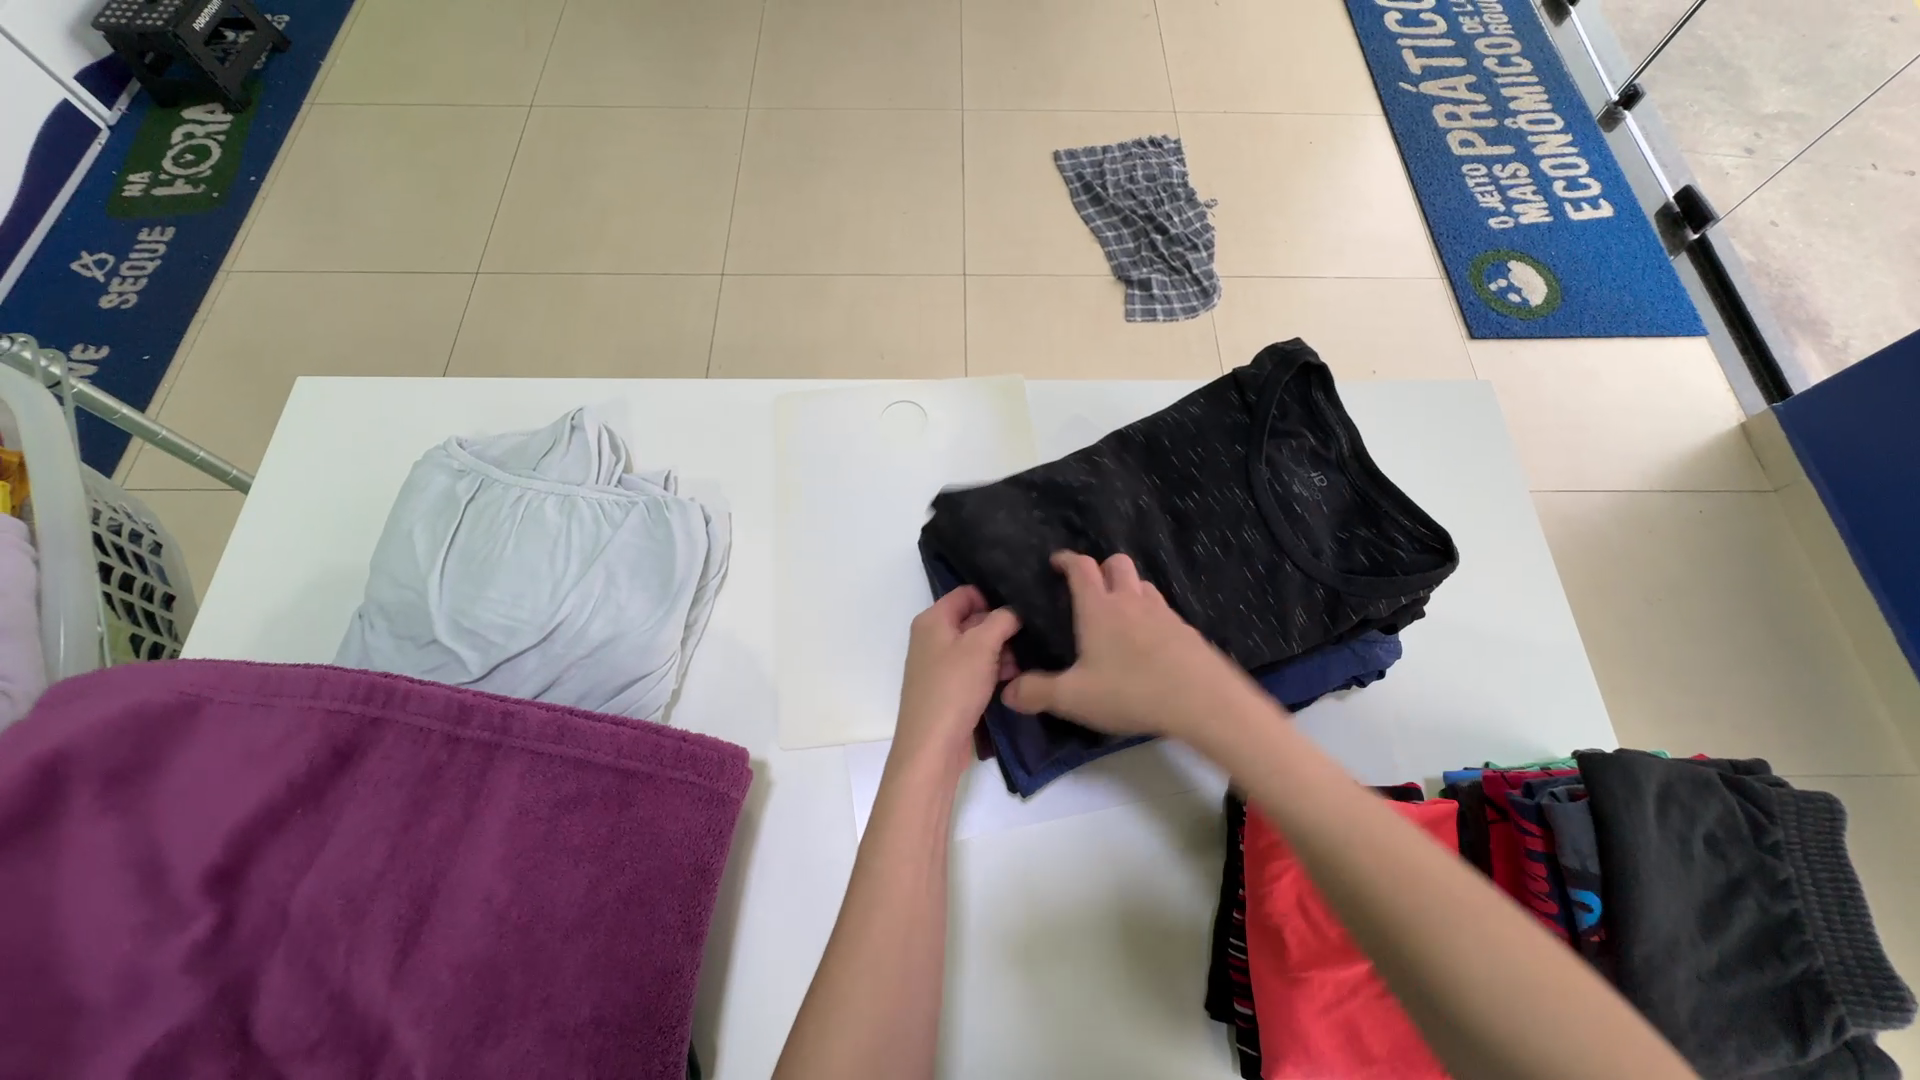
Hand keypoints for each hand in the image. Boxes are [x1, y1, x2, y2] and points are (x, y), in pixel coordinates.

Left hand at [891, 586, 1020, 782]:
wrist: (933, 746)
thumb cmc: (954, 687)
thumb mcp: (982, 645)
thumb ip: (1001, 619)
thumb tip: (1014, 610)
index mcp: (932, 620)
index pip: (966, 593)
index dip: (994, 596)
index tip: (1023, 606)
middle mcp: (932, 639)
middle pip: (973, 621)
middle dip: (1003, 628)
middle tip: (1035, 634)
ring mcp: (940, 666)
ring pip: (978, 648)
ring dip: (1003, 652)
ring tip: (1031, 659)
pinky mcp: (950, 690)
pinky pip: (976, 671)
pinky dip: (994, 671)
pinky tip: (1017, 677)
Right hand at [1002, 551, 1255, 740]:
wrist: (1202, 701)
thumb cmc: (1131, 691)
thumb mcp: (1074, 698)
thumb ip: (1037, 693)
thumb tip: (1007, 692)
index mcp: (1099, 608)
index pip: (1081, 568)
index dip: (1066, 560)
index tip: (1056, 562)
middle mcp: (1131, 601)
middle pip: (1118, 563)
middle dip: (1101, 567)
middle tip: (1089, 587)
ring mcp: (1163, 613)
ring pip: (1143, 584)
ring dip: (1128, 588)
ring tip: (1118, 612)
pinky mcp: (1186, 631)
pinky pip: (1164, 610)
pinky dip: (1151, 615)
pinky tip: (1148, 642)